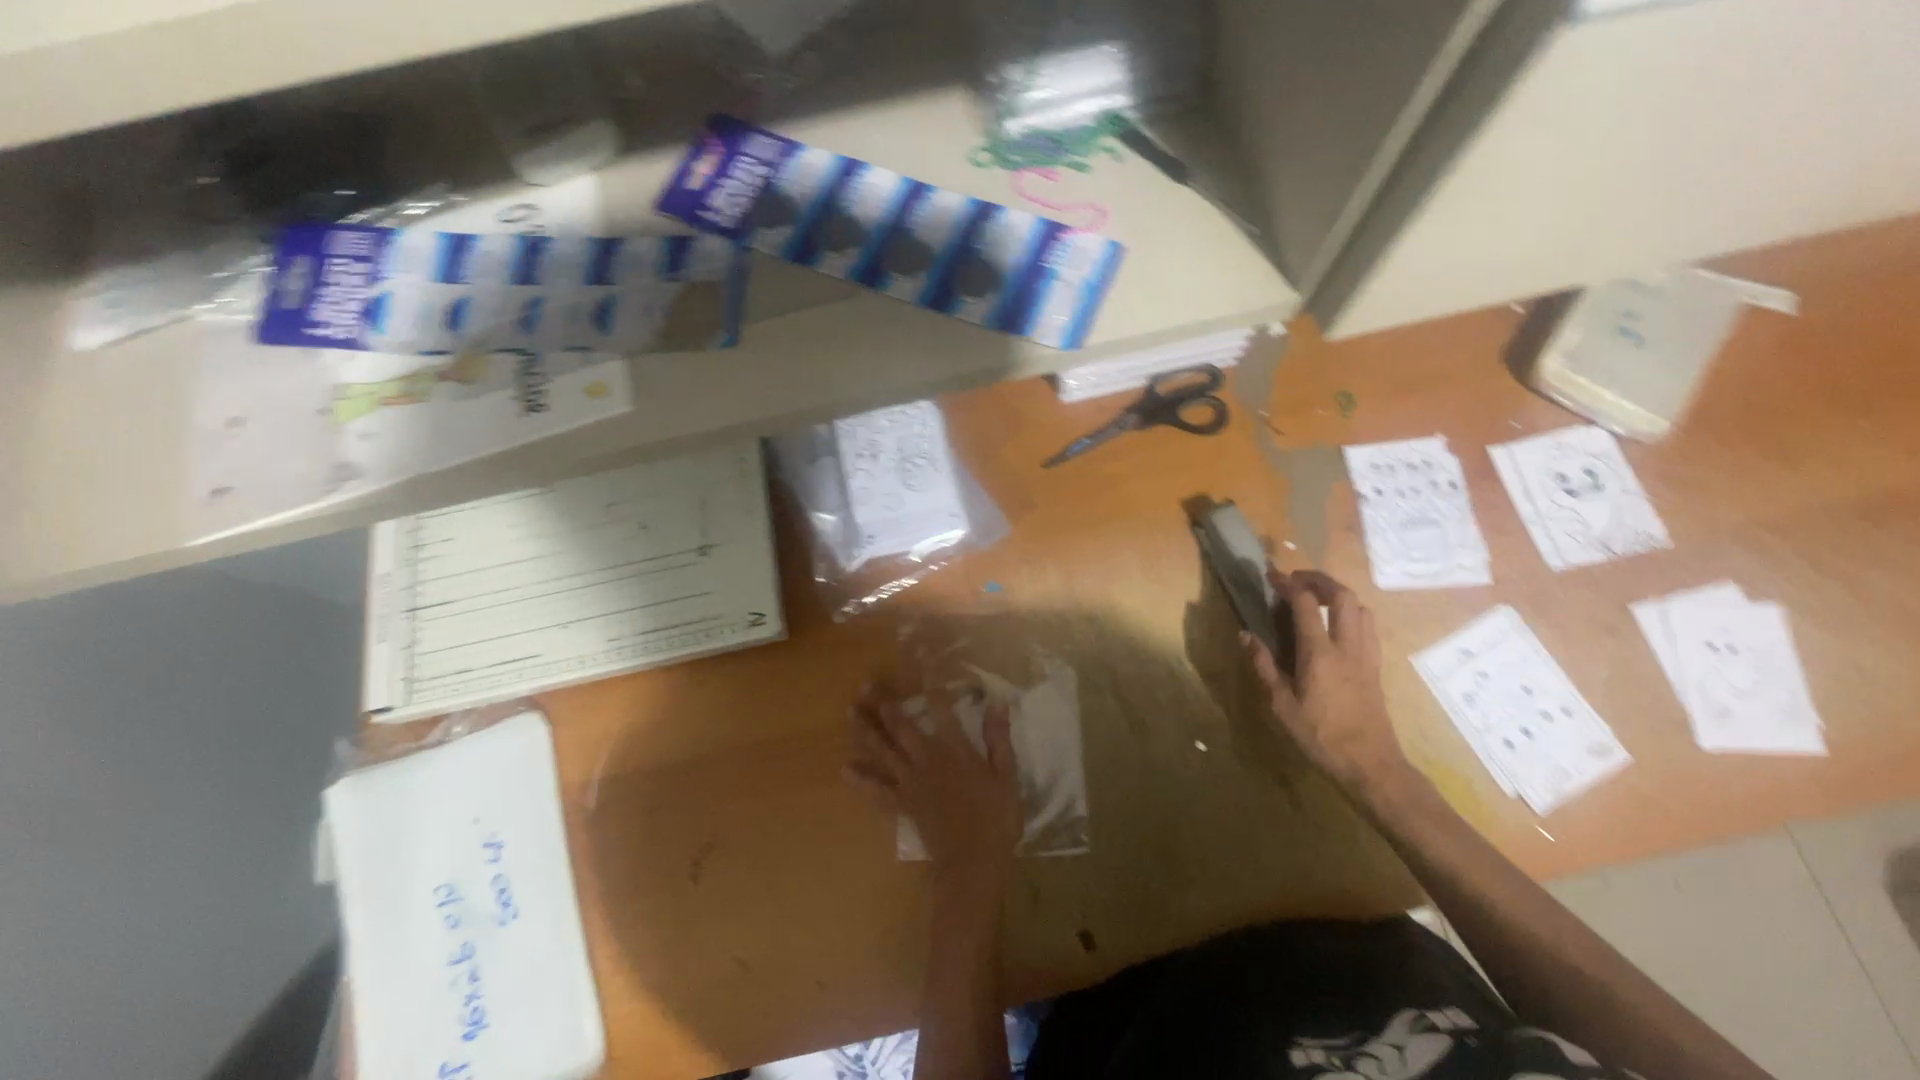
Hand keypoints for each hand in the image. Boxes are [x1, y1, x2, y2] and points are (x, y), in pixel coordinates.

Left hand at [845, 682, 1021, 893]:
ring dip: (865, 730)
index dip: (930, 680)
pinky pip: (876, 791)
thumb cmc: (996, 819)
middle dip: (883, 702)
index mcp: (954, 750)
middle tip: (866, 682)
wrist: (973, 863)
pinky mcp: (902, 806)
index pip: (940, 706)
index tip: (920, 657)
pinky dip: (860, 780)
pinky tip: (845, 769)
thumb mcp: (1007, 776)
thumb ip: (998, 739)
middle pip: (900, 725)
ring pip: (882, 752)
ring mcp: (910, 784)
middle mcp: (926, 760)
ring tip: (849, 711)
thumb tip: (997, 703)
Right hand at [1242, 569, 1414, 795]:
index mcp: (1320, 653)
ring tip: (1319, 600)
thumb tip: (1246, 635)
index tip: (1273, 577)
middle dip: (1320, 580)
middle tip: (1298, 580)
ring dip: (1339, 595)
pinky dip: (1353, 615)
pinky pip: (1369, 627)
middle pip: (1342, 596)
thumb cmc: (1320, 736)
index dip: (1289, 585)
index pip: (1306, 604)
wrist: (1369, 763)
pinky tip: (1339, 628)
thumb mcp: (1282, 706)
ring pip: (1361, 608)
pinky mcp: (1377, 666)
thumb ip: (1264, 667)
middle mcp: (1347, 646)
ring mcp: (1367, 655)